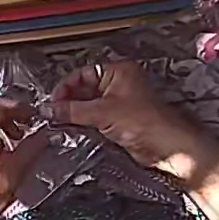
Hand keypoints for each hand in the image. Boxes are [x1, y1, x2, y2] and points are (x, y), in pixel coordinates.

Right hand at [50, 62, 216, 181]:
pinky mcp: (120, 121)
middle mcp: (119, 84)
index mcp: (118, 72)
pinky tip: (72, 130)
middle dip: (69, 101)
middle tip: (53, 113)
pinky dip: (84, 123)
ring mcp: (119, 103)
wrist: (168, 148)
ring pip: (89, 105)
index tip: (54, 100)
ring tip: (60, 122)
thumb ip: (73, 111)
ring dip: (75, 114)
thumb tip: (51, 109)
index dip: (66, 86)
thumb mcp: (103, 112)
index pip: (83, 73)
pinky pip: (96, 119)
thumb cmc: (146, 122)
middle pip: (84, 89)